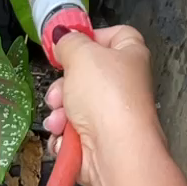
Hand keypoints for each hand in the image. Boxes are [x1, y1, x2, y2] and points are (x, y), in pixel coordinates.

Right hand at [44, 25, 163, 185]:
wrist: (113, 150)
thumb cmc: (107, 98)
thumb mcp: (82, 55)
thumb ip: (69, 42)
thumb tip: (62, 37)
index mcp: (129, 55)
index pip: (111, 35)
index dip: (88, 39)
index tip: (68, 47)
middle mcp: (121, 85)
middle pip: (83, 76)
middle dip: (62, 87)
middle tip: (58, 94)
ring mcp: (108, 116)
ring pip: (71, 108)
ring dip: (58, 114)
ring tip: (60, 120)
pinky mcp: (95, 142)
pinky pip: (69, 134)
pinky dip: (62, 136)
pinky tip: (64, 138)